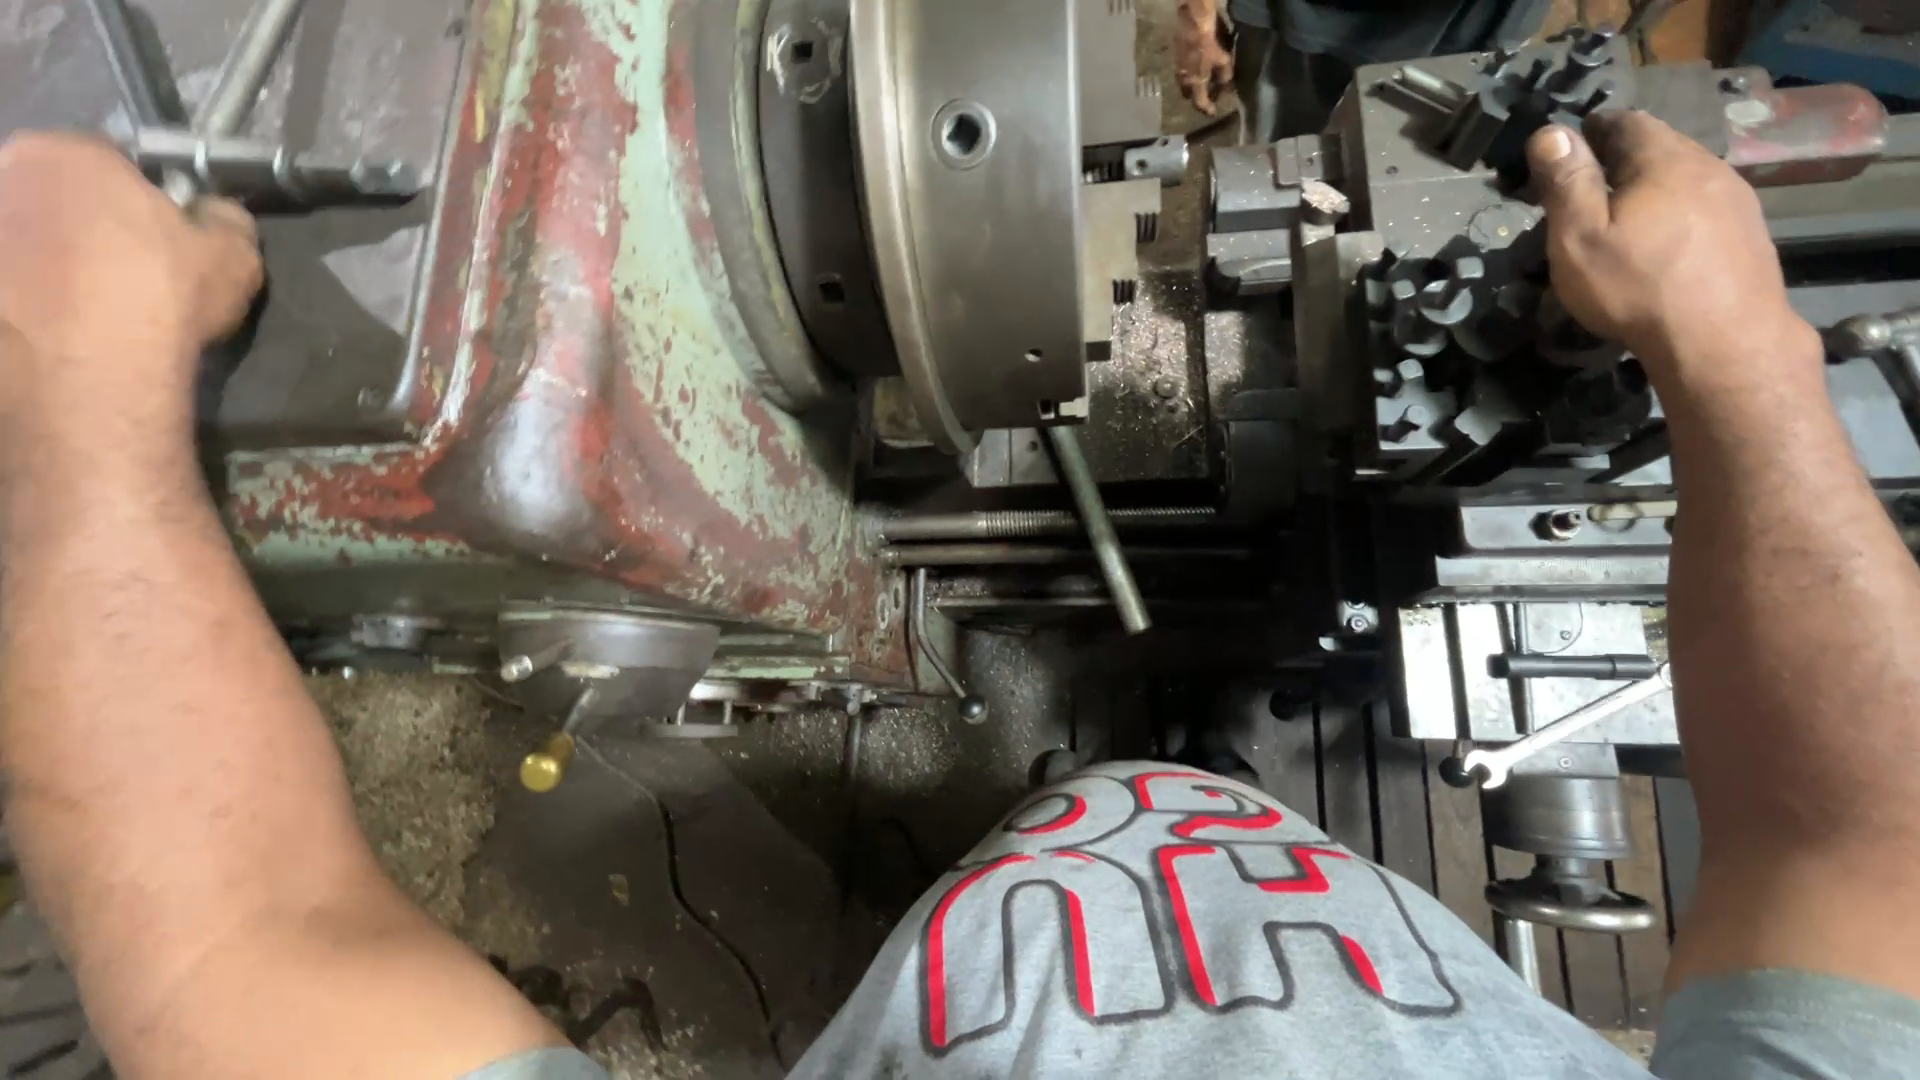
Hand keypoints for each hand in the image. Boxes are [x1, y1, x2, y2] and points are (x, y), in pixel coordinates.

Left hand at [0, 133, 261, 418]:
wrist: (92, 357)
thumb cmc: (165, 289)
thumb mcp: (236, 255)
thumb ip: (229, 221)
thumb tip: (216, 212)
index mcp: (69, 152)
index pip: (115, 156)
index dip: (150, 191)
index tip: (173, 226)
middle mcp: (5, 170)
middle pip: (65, 188)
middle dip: (98, 216)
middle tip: (139, 262)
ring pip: (36, 228)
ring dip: (64, 251)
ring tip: (102, 295)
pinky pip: (20, 270)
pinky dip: (39, 284)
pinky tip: (71, 314)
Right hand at [1177, 0, 1233, 116]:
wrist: (1192, 26)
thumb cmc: (1209, 44)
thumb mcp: (1223, 60)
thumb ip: (1225, 77)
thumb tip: (1226, 88)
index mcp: (1196, 84)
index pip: (1200, 103)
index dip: (1207, 109)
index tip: (1213, 113)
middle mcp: (1184, 81)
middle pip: (1189, 96)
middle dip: (1197, 98)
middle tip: (1206, 96)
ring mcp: (1178, 70)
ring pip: (1184, 85)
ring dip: (1192, 86)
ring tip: (1200, 83)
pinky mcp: (1176, 59)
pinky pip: (1182, 73)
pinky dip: (1189, 75)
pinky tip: (1194, 69)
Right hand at [1526, 112, 1820, 394]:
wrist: (1720, 336)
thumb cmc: (1636, 285)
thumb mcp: (1580, 237)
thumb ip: (1566, 183)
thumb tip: (1549, 132)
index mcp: (1663, 161)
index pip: (1626, 122)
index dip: (1591, 131)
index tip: (1563, 153)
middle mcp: (1706, 166)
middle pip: (1656, 147)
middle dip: (1617, 161)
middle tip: (1581, 193)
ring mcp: (1734, 197)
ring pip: (1680, 177)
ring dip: (1647, 188)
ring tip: (1617, 219)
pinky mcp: (1745, 229)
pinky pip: (1699, 204)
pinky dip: (1671, 211)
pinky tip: (1656, 243)